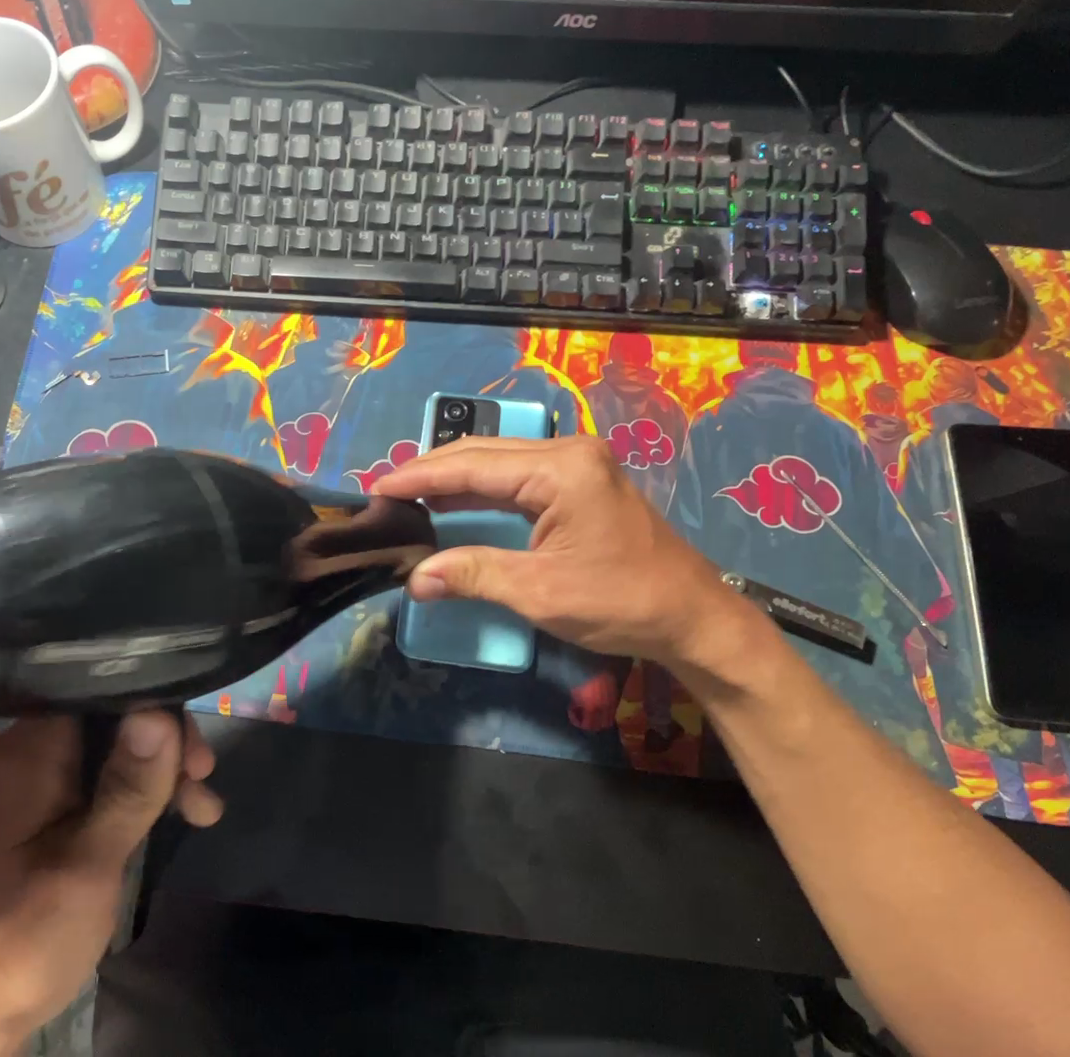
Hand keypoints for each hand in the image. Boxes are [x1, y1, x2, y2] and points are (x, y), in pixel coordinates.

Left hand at [0, 711, 220, 1056]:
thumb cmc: (22, 941)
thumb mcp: (87, 866)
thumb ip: (128, 788)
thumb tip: (160, 709)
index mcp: (19, 752)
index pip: (96, 694)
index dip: (154, 709)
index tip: (197, 754)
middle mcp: (20, 750)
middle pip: (109, 717)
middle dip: (165, 745)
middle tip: (204, 782)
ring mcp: (31, 776)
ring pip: (112, 746)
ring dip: (161, 773)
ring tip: (202, 809)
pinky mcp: (43, 803)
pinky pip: (100, 775)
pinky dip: (140, 792)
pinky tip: (180, 814)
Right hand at [370, 435, 755, 670]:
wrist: (692, 617)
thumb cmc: (620, 603)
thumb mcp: (539, 592)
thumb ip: (473, 574)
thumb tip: (415, 579)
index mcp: (560, 470)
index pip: (472, 466)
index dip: (419, 478)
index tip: (377, 489)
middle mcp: (569, 453)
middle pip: (483, 453)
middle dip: (432, 473)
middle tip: (386, 495)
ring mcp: (578, 464)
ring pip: (499, 461)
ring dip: (454, 479)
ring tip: (408, 497)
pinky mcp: (582, 481)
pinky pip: (518, 476)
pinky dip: (482, 489)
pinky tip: (454, 502)